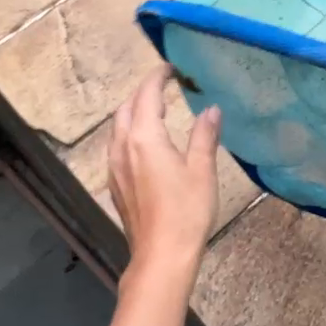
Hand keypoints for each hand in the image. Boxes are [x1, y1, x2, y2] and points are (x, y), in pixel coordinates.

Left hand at [108, 66, 222, 284]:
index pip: (146, 95)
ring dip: (133, 113)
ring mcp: (114, 167)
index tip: (171, 69)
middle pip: (126, 108)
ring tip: (154, 111)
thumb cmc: (186, 211)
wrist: (162, 255)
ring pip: (117, 128)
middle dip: (142, 93)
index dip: (157, 78)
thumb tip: (211, 109)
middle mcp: (123, 147)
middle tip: (165, 87)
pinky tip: (146, 144)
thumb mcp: (202, 169)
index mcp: (144, 138)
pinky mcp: (115, 184)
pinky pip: (117, 147)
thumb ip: (204, 135)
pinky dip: (129, 133)